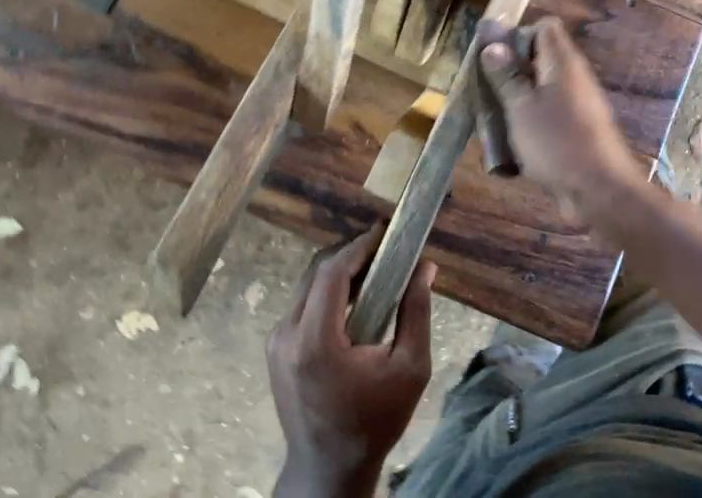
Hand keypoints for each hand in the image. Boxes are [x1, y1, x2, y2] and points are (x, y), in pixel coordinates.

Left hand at [267, 226, 434, 497]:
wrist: (329, 469)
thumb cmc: (375, 420)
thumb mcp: (410, 368)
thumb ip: (416, 312)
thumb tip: (426, 266)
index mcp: (316, 340)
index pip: (332, 271)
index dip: (360, 245)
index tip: (387, 231)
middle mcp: (287, 335)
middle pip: (317, 272)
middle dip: (351, 252)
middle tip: (386, 246)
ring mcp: (276, 343)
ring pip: (307, 286)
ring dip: (339, 271)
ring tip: (376, 267)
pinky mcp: (276, 350)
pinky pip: (303, 305)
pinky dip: (328, 291)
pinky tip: (356, 297)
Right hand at [478, 18, 648, 225]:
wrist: (599, 190)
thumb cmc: (557, 142)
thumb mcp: (521, 107)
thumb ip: (506, 75)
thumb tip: (492, 43)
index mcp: (563, 62)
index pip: (545, 27)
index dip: (518, 35)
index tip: (493, 56)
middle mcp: (574, 77)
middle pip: (540, 59)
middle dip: (510, 71)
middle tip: (484, 90)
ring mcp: (578, 105)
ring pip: (541, 89)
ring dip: (516, 100)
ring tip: (491, 118)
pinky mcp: (577, 130)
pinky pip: (549, 114)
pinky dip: (530, 122)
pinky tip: (510, 142)